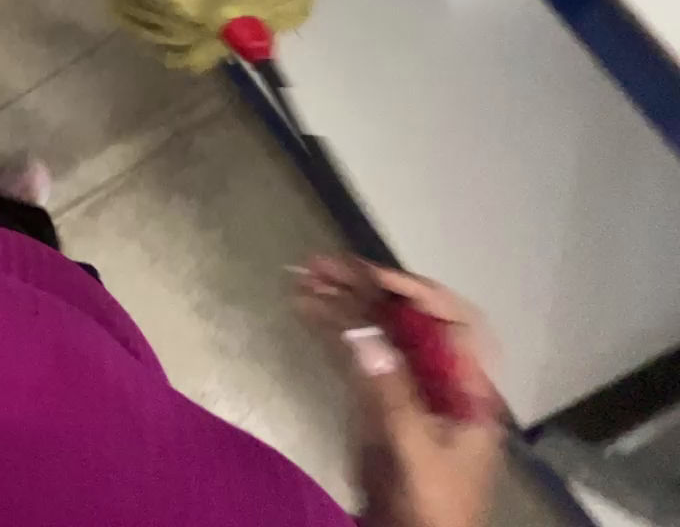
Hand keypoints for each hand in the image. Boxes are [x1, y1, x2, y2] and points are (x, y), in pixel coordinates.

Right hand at [294, 257, 502, 526]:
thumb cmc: (430, 499)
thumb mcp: (415, 448)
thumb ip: (391, 393)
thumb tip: (364, 335)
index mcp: (465, 389)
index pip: (454, 324)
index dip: (419, 294)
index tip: (372, 277)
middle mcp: (435, 377)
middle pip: (406, 319)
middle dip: (366, 288)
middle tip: (319, 265)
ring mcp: (402, 383)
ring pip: (374, 328)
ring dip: (340, 300)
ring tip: (301, 277)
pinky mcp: (372, 393)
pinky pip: (352, 348)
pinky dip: (327, 324)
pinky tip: (301, 307)